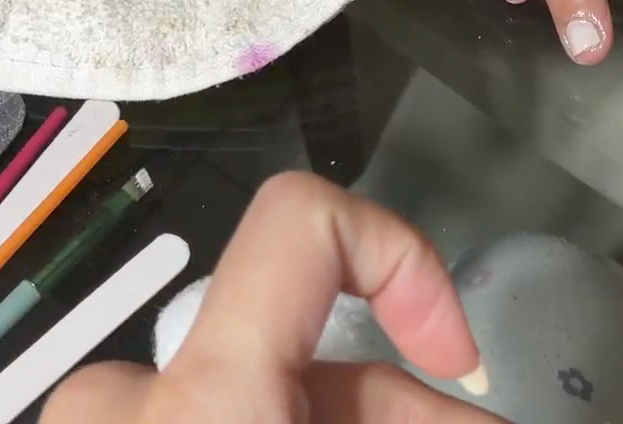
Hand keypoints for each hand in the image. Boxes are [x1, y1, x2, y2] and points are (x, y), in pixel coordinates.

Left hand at [43, 173, 498, 422]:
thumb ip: (420, 415)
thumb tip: (488, 401)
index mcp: (199, 397)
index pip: (303, 218)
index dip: (402, 254)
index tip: (458, 352)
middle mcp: (134, 398)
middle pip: (313, 345)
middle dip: (412, 398)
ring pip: (275, 390)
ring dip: (372, 416)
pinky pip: (229, 415)